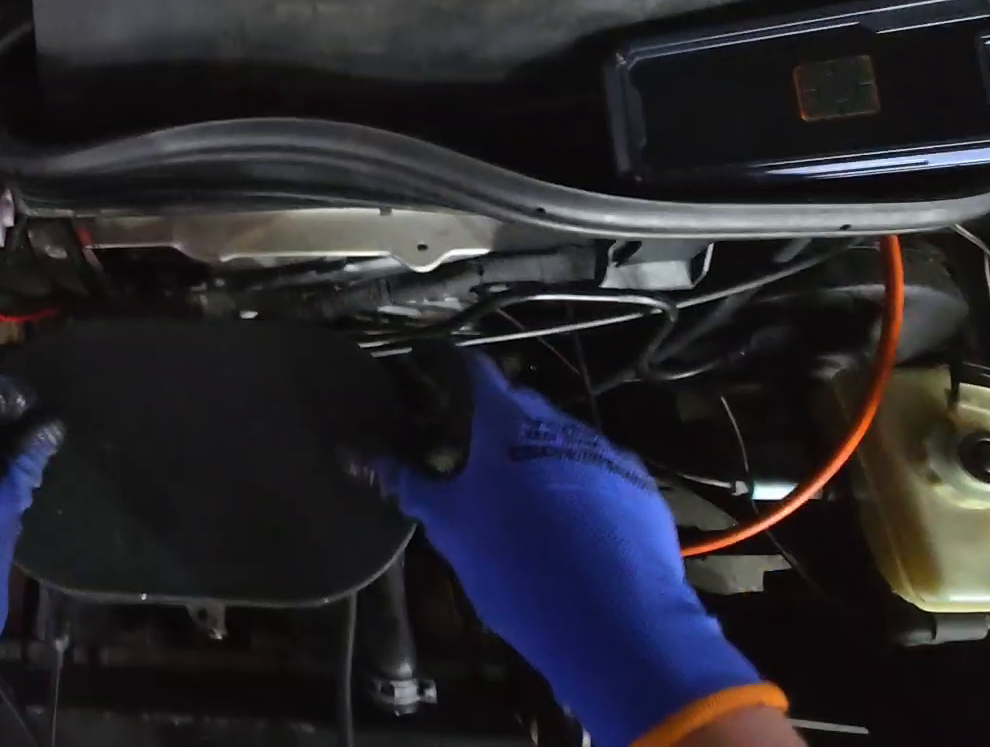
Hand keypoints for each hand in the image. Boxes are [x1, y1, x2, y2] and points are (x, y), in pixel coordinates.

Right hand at [363, 352, 785, 746]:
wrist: (617, 627)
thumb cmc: (512, 560)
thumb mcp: (446, 522)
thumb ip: (401, 480)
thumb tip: (347, 451)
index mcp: (504, 419)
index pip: (473, 367)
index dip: (448, 363)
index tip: (429, 366)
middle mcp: (557, 421)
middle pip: (516, 402)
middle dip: (490, 416)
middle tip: (464, 446)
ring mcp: (606, 453)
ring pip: (558, 437)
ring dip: (533, 451)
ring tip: (515, 493)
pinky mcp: (641, 491)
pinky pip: (597, 471)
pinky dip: (575, 482)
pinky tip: (565, 524)